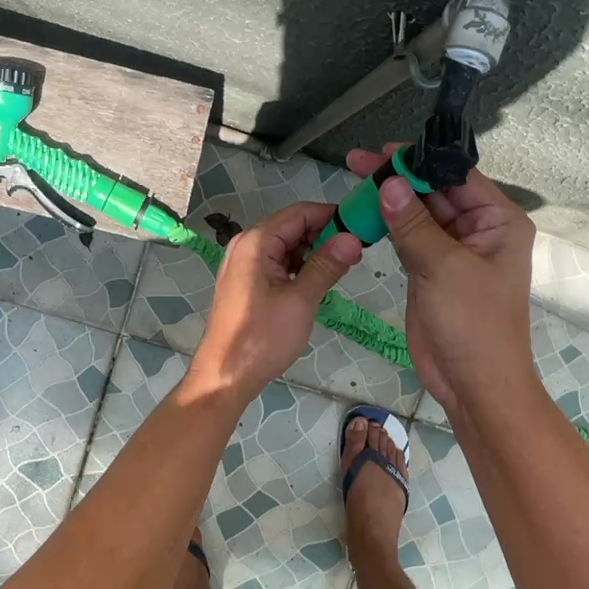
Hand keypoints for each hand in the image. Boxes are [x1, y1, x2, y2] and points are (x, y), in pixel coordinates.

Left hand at [185, 202, 362, 399]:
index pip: (300, 212)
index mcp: (256, 242)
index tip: (364, 227)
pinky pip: (277, 264)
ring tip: (343, 268)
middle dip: (325, 235)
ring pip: (286, 246)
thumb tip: (353, 238)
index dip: (333, 216)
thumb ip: (326, 266)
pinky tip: (318, 281)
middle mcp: (246, 245)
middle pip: (292, 227)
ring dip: (313, 253)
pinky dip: (298, 268)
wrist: (225, 376)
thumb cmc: (261, 338)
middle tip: (358, 252)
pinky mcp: (245, 282)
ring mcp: (243, 264)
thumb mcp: (300, 300)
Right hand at [344, 145, 534, 418]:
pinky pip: (408, 240)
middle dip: (399, 179)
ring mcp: (453, 253)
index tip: (380, 151)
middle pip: (435, 193)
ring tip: (353, 186)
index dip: (419, 161)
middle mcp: (478, 231)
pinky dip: (387, 228)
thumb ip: (413, 224)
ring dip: (390, 203)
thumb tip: (387, 184)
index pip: (456, 177)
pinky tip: (363, 216)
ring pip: (418, 216)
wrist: (473, 382)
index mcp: (498, 222)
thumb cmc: (473, 324)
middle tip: (355, 164)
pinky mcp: (430, 273)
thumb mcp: (443, 268)